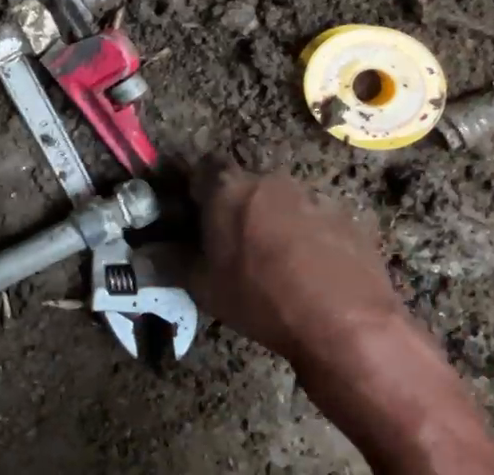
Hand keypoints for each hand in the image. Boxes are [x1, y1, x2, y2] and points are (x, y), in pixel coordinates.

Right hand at [188, 157, 407, 364]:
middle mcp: (269, 180)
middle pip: (246, 184)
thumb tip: (141, 255)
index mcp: (226, 187)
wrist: (349, 327)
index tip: (195, 215)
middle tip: (235, 243)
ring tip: (279, 262)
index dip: (197, 189)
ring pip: (285, 202)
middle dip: (239, 206)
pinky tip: (315, 273)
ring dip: (277, 221)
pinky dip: (313, 238)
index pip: (202, 167)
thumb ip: (169, 262)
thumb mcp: (203, 287)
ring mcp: (315, 198)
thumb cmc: (261, 299)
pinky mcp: (351, 221)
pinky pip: (320, 222)